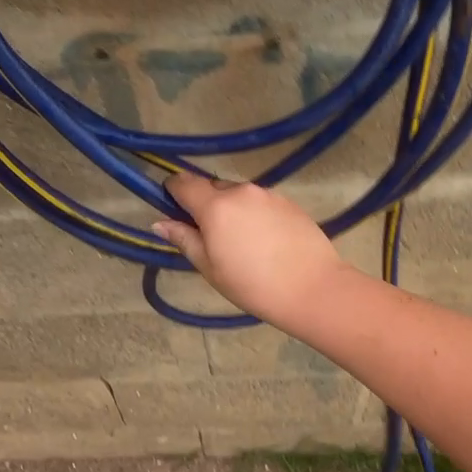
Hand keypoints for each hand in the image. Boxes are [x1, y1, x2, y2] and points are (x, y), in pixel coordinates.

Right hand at [153, 174, 354, 325]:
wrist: (312, 288)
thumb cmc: (252, 285)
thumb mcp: (210, 268)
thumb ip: (184, 240)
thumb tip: (159, 223)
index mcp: (215, 206)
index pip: (183, 183)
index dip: (173, 191)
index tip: (172, 208)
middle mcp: (241, 191)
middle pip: (212, 187)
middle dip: (205, 204)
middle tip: (209, 236)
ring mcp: (268, 194)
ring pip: (238, 195)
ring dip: (231, 209)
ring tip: (241, 243)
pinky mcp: (289, 202)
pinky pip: (260, 202)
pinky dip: (253, 214)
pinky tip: (264, 242)